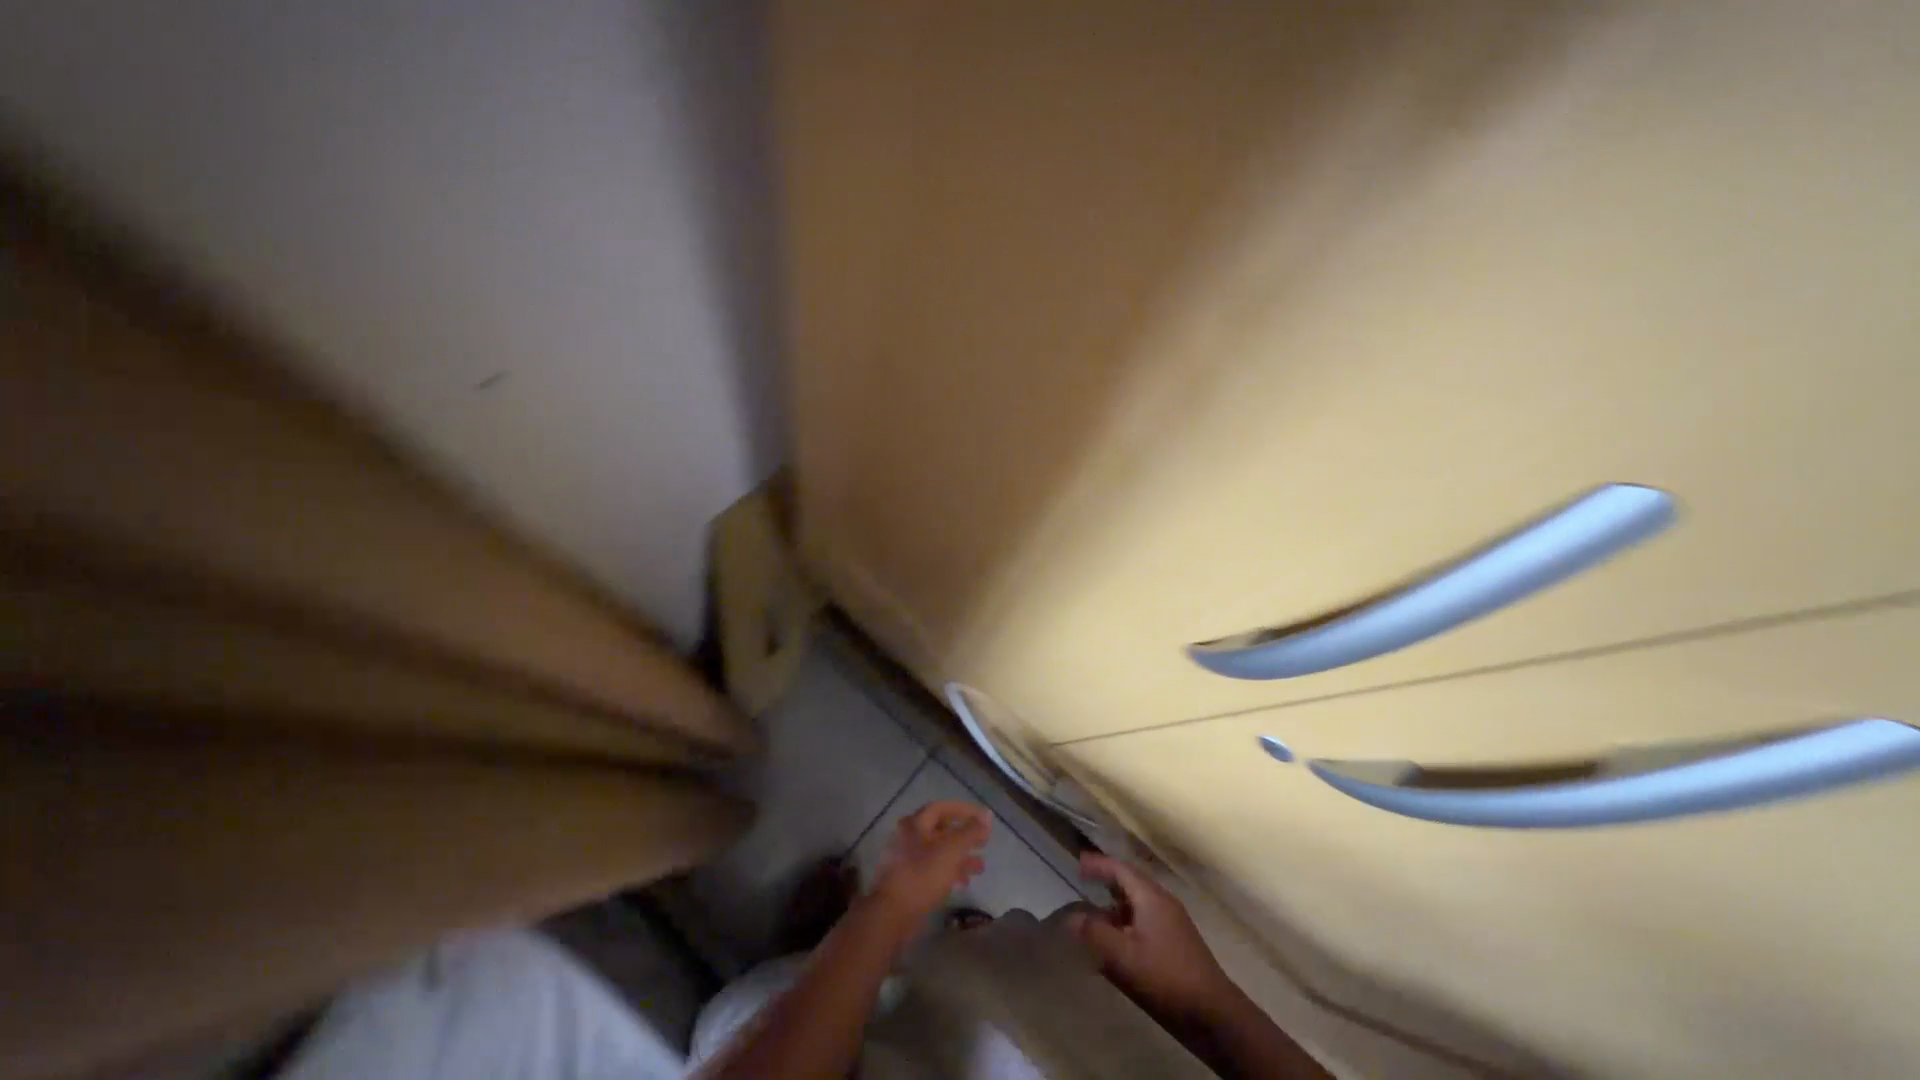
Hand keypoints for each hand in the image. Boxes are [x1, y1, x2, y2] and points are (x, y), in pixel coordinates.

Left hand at [867, 801, 989, 925]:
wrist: (892, 914)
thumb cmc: (922, 876)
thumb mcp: (951, 851)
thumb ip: (970, 832)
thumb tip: (986, 815)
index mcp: (914, 825)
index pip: (941, 808)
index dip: (964, 810)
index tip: (983, 818)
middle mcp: (908, 838)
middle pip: (940, 830)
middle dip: (964, 837)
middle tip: (984, 843)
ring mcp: (906, 860)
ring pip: (938, 852)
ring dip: (960, 857)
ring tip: (980, 867)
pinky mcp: (908, 880)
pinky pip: (932, 869)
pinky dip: (949, 871)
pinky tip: (964, 882)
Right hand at [1066, 852, 1235, 1020]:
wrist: (1212, 1013)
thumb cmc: (1165, 977)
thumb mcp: (1122, 956)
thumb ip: (1094, 933)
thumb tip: (1072, 917)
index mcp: (1151, 898)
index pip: (1121, 870)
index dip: (1098, 864)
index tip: (1077, 862)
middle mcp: (1163, 904)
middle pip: (1131, 884)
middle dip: (1106, 882)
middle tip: (1082, 883)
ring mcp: (1172, 924)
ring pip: (1137, 905)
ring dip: (1115, 907)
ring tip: (1092, 916)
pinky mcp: (1175, 944)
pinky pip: (1144, 923)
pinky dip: (1125, 924)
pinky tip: (1115, 943)